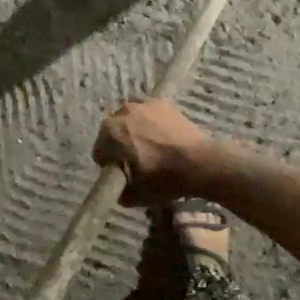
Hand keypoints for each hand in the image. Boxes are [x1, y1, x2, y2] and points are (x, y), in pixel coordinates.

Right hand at [92, 98, 211, 206]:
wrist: (199, 163)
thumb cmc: (163, 178)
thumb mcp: (135, 196)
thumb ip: (119, 191)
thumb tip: (118, 187)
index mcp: (110, 132)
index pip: (100, 150)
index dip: (108, 163)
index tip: (120, 172)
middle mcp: (123, 112)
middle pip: (113, 130)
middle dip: (119, 143)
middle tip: (134, 158)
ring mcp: (144, 104)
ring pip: (129, 116)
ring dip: (132, 128)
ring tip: (147, 143)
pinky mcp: (163, 102)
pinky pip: (147, 110)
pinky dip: (149, 119)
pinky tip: (160, 133)